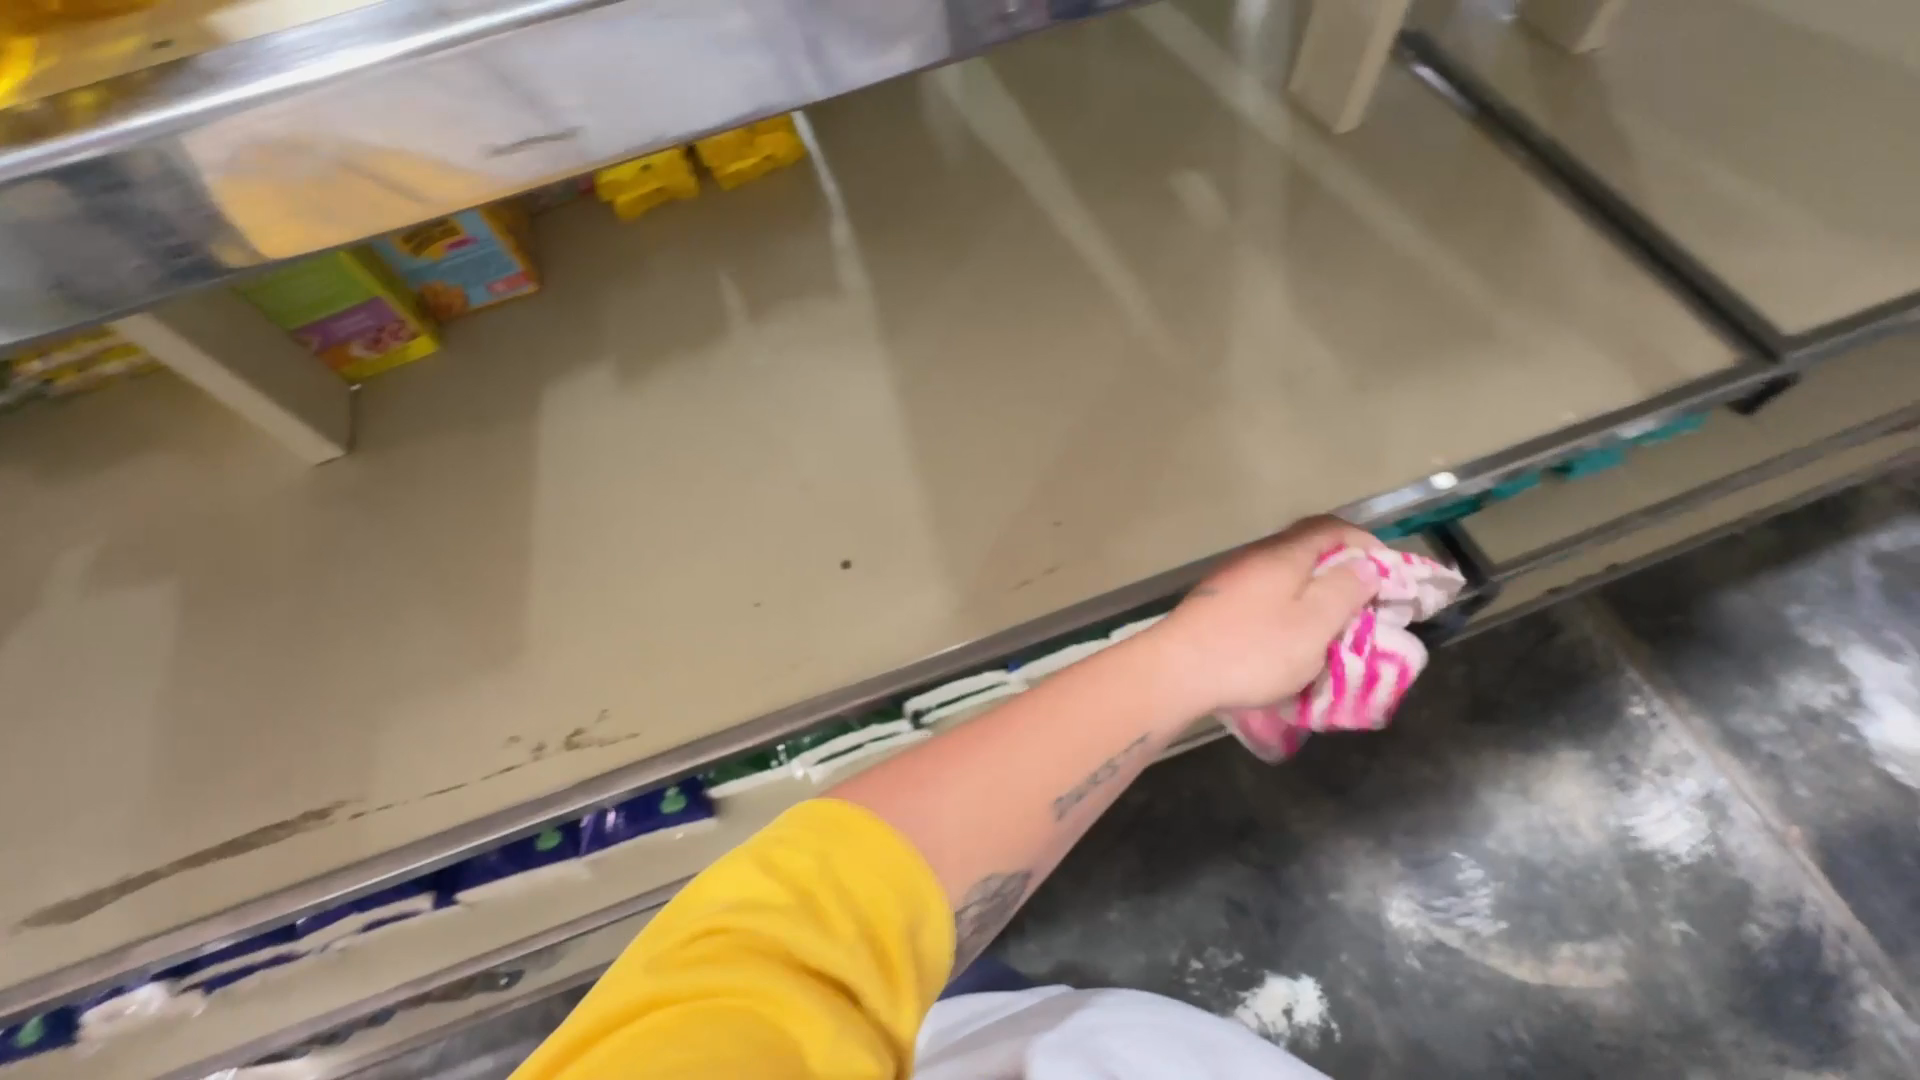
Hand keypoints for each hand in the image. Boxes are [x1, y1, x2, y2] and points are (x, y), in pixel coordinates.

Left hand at [1144, 516, 1382, 716]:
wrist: (1174, 672)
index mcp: (1283, 555)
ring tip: (1330, 625)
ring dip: (1310, 594)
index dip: (1364, 543)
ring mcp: (1228, 581)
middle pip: (1305, 551)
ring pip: (1281, 577)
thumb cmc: (1251, 649)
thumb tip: (1365, 564)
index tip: (1389, 572)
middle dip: (1339, 572)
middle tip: (1364, 604)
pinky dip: (1284, 611)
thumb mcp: (1313, 624)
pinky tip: (1287, 638)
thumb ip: (1343, 591)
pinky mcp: (1213, 606)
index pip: (1330, 528)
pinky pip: (1261, 598)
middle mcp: (1253, 558)